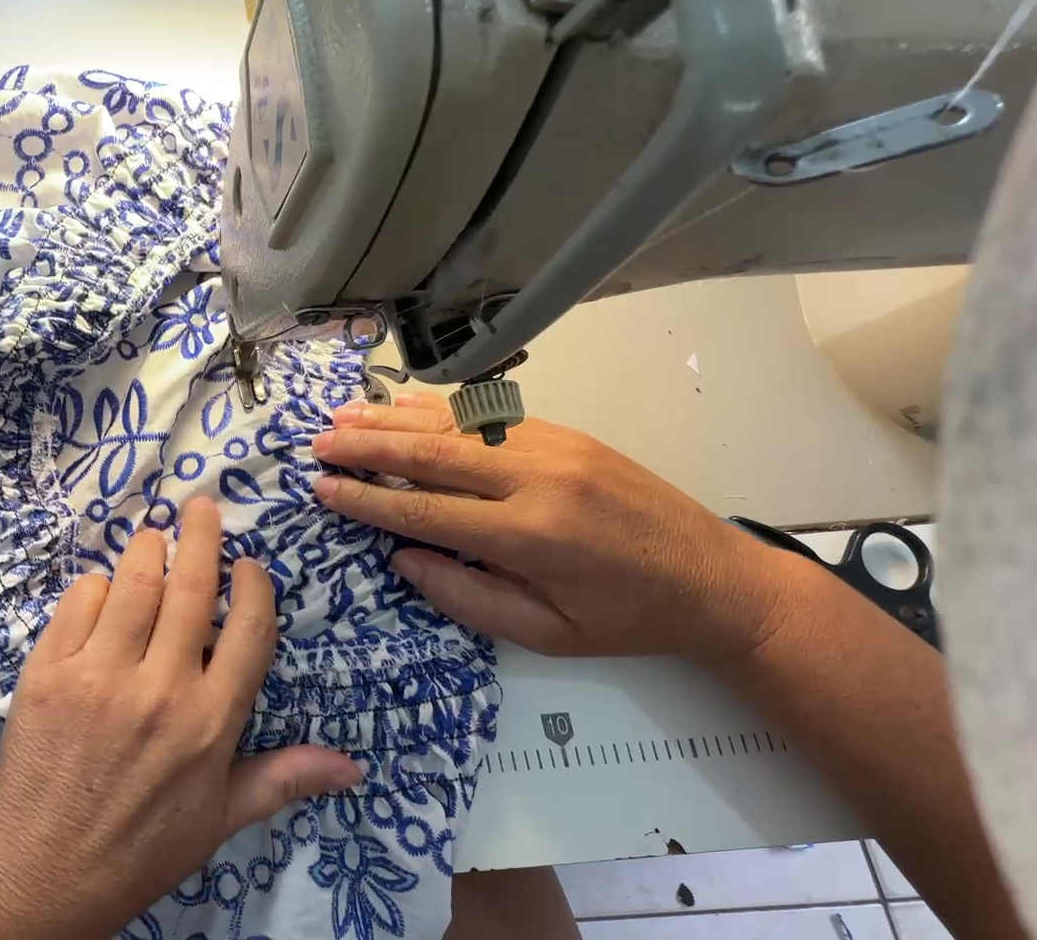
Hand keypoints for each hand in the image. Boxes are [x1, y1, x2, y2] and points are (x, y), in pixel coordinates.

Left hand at [0, 497, 361, 938]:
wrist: (44, 868)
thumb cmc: (141, 844)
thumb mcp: (220, 819)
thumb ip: (282, 778)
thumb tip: (353, 766)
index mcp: (210, 724)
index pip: (248, 631)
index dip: (254, 586)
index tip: (250, 565)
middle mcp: (160, 689)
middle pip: (191, 589)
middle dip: (201, 536)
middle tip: (202, 506)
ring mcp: (99, 675)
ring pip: (134, 582)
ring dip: (147, 548)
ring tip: (154, 535)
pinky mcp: (49, 669)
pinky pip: (79, 601)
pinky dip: (96, 584)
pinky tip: (104, 587)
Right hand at [309, 393, 790, 661]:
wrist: (719, 580)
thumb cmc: (626, 619)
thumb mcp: (546, 633)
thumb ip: (466, 596)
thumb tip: (399, 556)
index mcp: (531, 537)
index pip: (425, 512)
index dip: (367, 502)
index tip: (322, 490)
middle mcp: (536, 479)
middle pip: (430, 455)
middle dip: (366, 448)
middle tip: (317, 444)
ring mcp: (552, 446)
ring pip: (453, 425)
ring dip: (391, 419)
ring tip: (341, 415)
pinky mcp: (564, 431)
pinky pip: (485, 414)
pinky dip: (435, 408)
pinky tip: (399, 404)